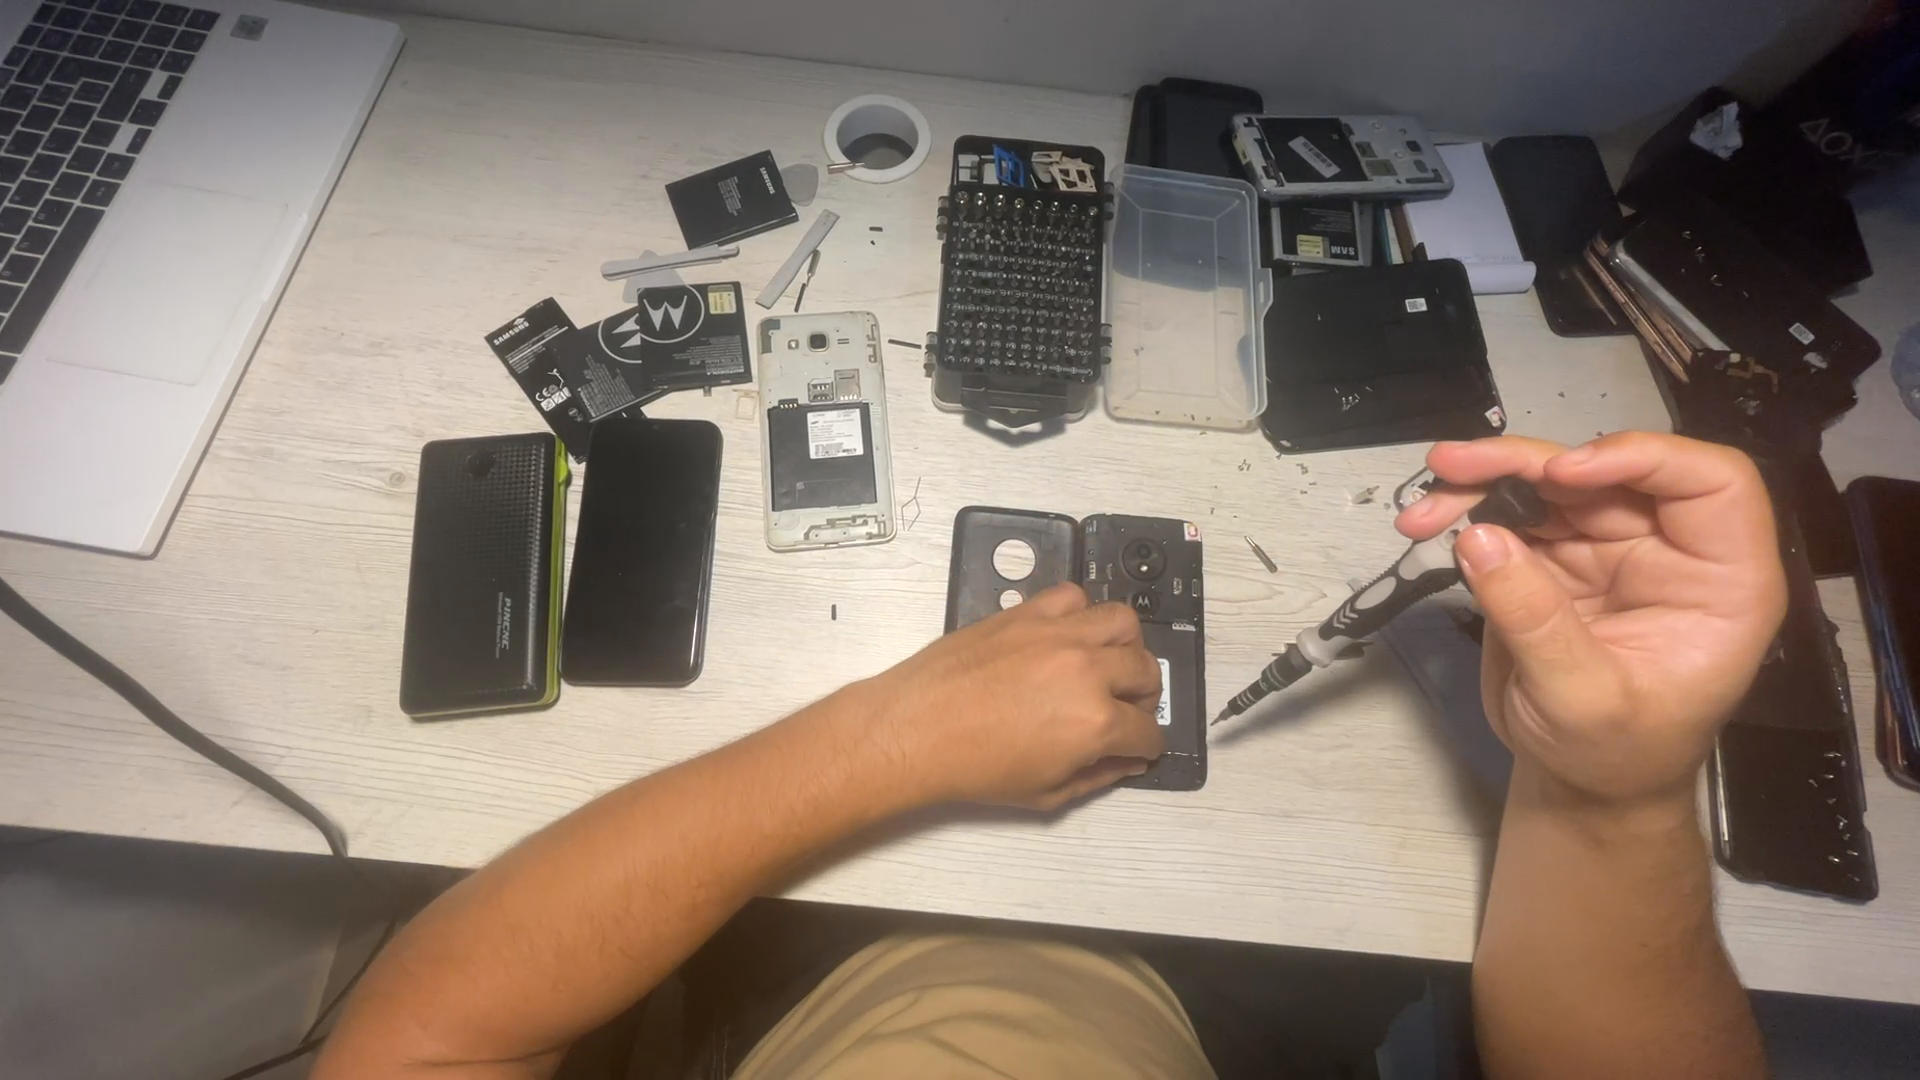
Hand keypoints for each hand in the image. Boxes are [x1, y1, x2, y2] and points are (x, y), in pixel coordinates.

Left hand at [859, 583, 1165, 810]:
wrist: (917, 728)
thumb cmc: (974, 768)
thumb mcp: (1047, 793)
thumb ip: (1099, 776)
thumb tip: (1127, 760)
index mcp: (1096, 723)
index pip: (1148, 731)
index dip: (1144, 745)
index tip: (1135, 746)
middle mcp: (1086, 670)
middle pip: (1147, 670)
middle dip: (1145, 696)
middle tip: (1124, 707)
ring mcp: (1057, 634)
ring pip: (1123, 621)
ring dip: (1125, 646)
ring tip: (1105, 663)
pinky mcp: (1027, 612)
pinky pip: (1073, 596)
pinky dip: (1080, 614)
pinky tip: (1066, 637)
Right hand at [1395, 433, 1785, 807]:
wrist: (1576, 776)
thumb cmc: (1612, 750)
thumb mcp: (1580, 697)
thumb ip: (1534, 618)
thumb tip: (1477, 537)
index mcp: (1713, 578)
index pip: (1707, 485)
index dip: (1639, 461)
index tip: (1558, 475)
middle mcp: (1660, 550)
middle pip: (1598, 475)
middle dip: (1521, 464)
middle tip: (1449, 465)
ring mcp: (1597, 551)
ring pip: (1539, 488)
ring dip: (1475, 487)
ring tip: (1418, 511)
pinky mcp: (1542, 562)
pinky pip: (1500, 518)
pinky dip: (1458, 515)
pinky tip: (1422, 526)